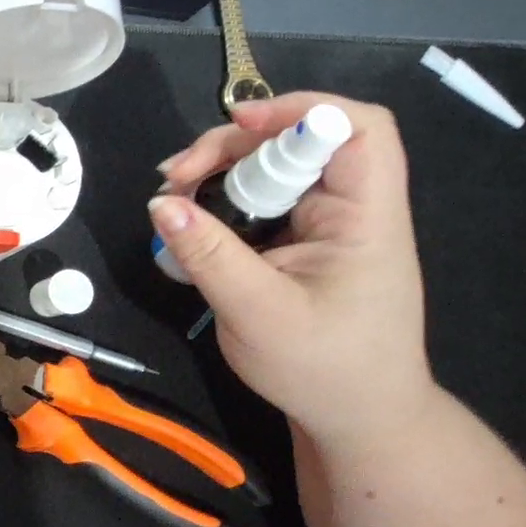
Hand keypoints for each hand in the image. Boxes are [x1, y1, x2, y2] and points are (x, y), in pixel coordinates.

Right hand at [147, 94, 441, 446]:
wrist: (355, 417)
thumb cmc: (322, 368)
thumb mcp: (256, 312)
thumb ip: (208, 254)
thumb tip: (160, 203)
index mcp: (365, 218)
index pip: (357, 130)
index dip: (301, 109)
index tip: (237, 122)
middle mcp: (347, 211)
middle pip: (295, 144)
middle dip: (231, 147)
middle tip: (174, 177)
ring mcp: (320, 228)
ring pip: (268, 173)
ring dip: (216, 175)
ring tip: (171, 199)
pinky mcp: (294, 246)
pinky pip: (255, 207)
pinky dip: (217, 206)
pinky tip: (186, 224)